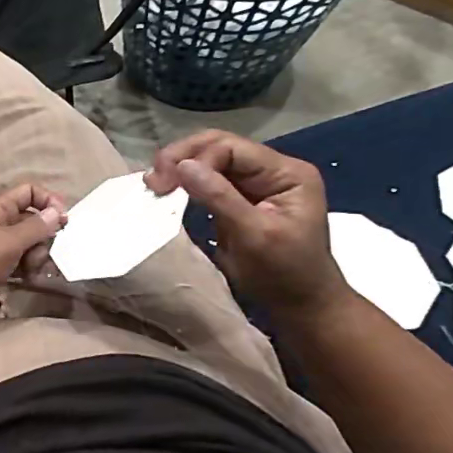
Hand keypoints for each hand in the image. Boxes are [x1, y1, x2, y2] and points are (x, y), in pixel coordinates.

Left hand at [0, 184, 66, 319]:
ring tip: (30, 270)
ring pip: (28, 241)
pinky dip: (26, 266)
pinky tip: (28, 278)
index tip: (64, 222)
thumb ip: (37, 226)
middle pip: (32, 219)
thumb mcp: (11, 241)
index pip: (29, 191)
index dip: (48, 202)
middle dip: (42, 237)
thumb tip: (57, 211)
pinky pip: (19, 257)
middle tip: (40, 255)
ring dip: (35, 255)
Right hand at [145, 130, 350, 314]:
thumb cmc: (284, 273)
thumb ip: (220, 197)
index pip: (231, 148)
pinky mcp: (236, 197)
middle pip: (217, 146)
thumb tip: (182, 166)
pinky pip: (205, 178)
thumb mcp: (253, 235)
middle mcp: (271, 170)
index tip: (165, 184)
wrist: (300, 306)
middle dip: (181, 158)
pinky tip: (167, 191)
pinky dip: (183, 182)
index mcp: (286, 173)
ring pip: (207, 159)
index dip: (196, 160)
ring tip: (155, 186)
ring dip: (178, 168)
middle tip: (153, 181)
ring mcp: (253, 183)